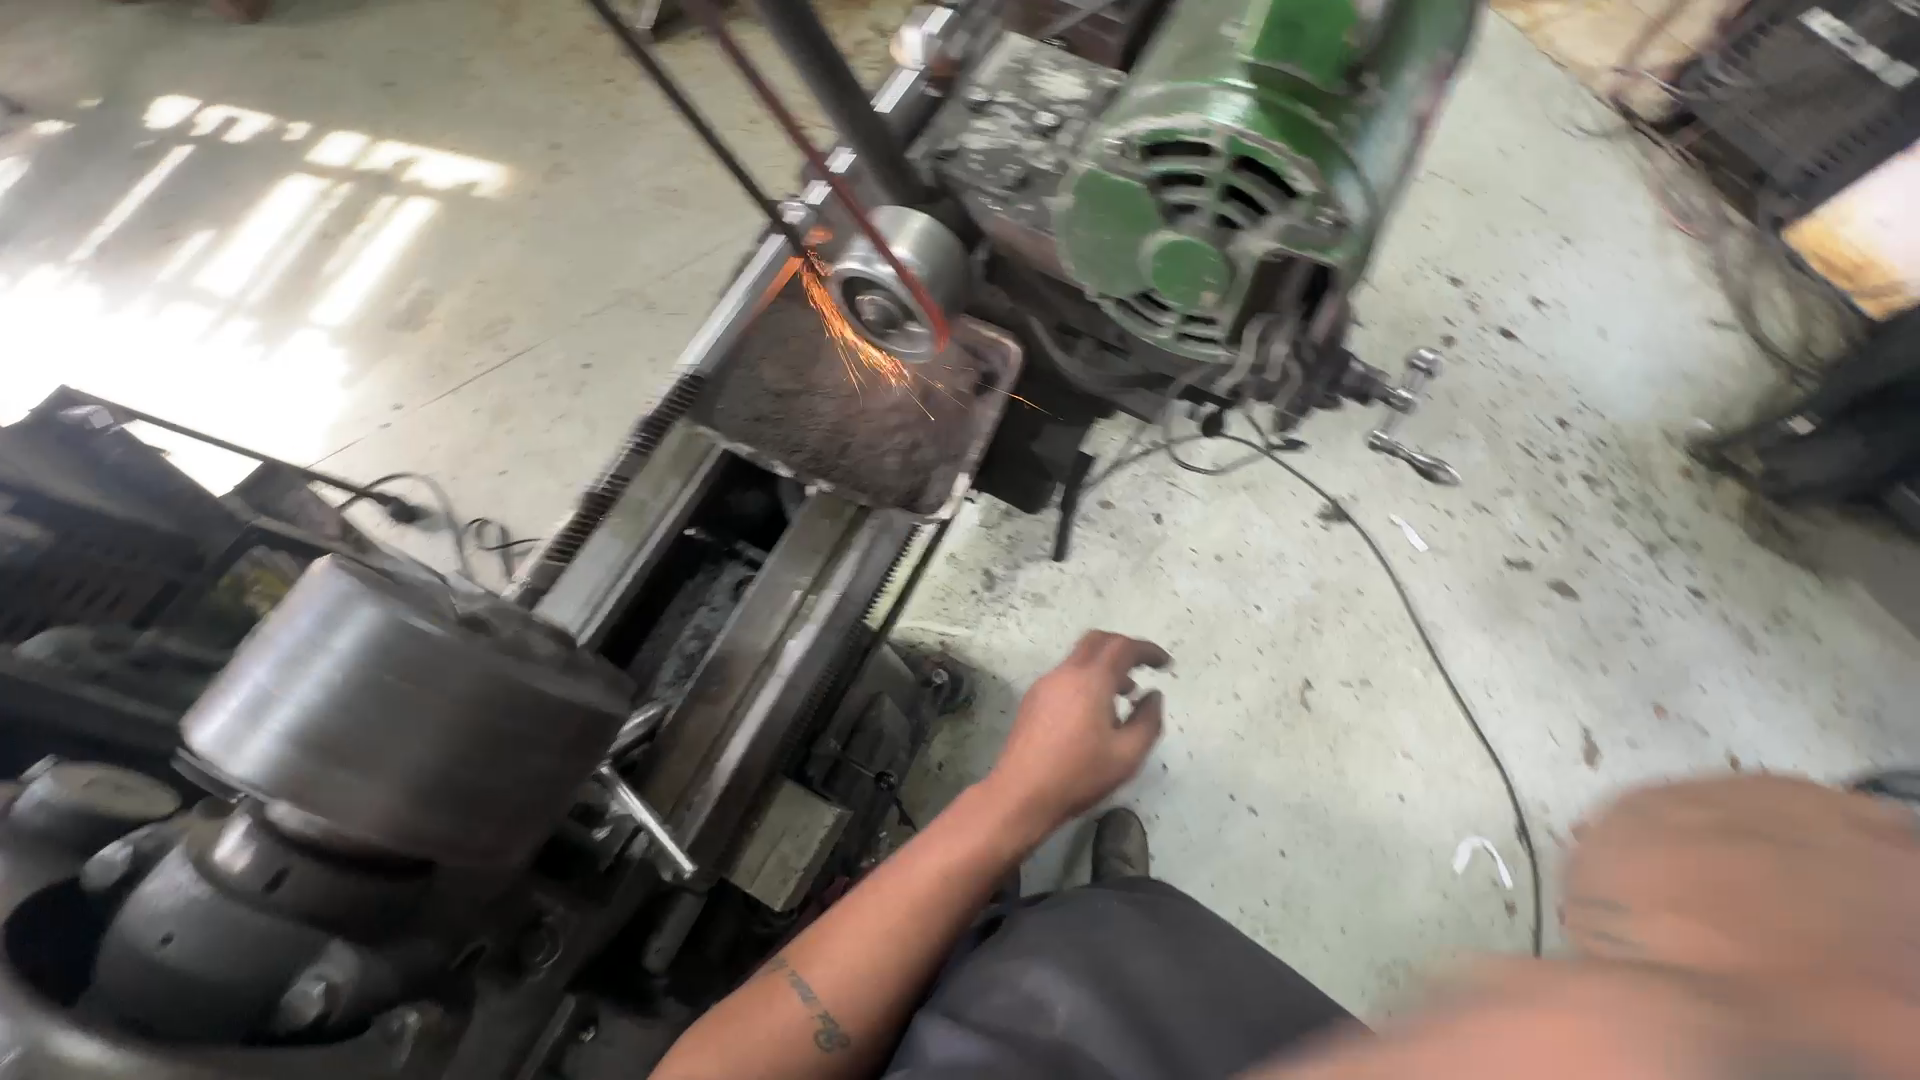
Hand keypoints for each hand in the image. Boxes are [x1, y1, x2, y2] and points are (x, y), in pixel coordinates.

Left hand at [985, 631, 1169, 835]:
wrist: (1021, 794)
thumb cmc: (1078, 775)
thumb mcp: (1127, 755)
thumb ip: (1148, 720)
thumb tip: (1153, 696)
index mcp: (1090, 680)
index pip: (1122, 646)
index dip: (1147, 650)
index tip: (1164, 664)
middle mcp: (1064, 673)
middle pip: (1097, 641)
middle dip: (1123, 648)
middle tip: (1143, 668)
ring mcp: (1044, 685)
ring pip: (1078, 659)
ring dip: (1104, 667)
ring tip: (1124, 697)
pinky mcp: (1032, 700)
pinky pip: (1065, 677)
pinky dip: (1086, 680)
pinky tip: (1094, 713)